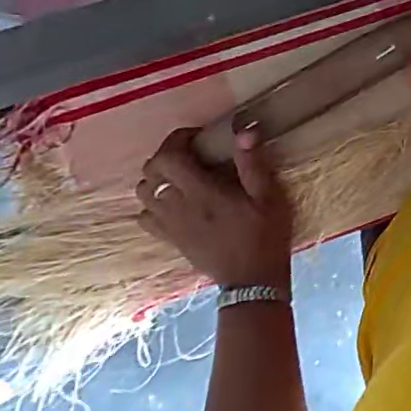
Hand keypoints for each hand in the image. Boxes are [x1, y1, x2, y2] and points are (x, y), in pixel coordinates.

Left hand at [136, 126, 292, 288]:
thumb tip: (243, 130)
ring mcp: (170, 225)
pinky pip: (145, 217)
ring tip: (181, 177)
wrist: (252, 281)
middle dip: (167, 156)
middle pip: (150, 172)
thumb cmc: (265, 235)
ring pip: (143, 193)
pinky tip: (174, 203)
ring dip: (157, 179)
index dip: (177, 140)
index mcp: (201, 192)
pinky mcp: (170, 240)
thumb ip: (252, 163)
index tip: (198, 136)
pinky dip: (152, 205)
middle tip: (192, 154)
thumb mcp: (268, 197)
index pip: (168, 157)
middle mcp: (177, 206)